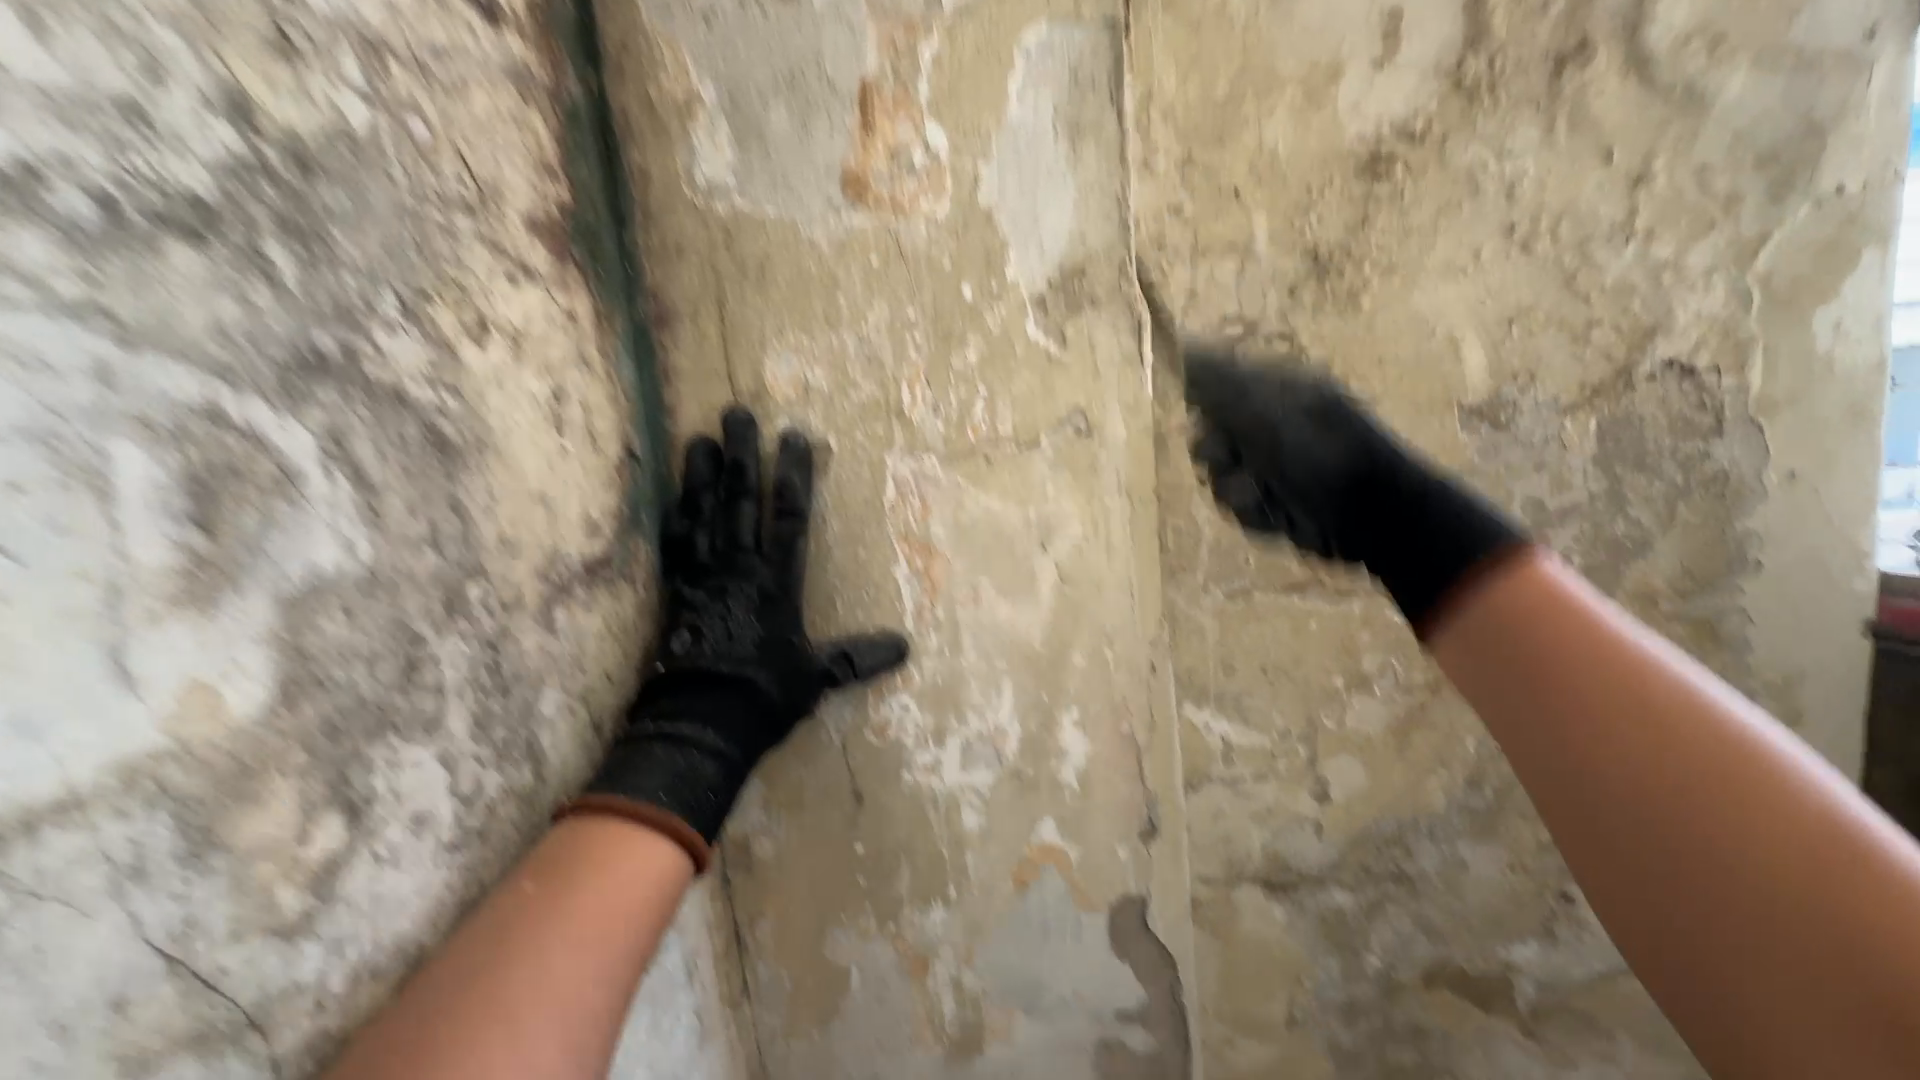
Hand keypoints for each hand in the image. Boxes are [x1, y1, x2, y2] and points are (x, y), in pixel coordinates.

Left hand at [562, 407, 910, 870]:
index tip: (793, 437)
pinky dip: (674, 520)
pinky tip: (672, 494)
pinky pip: (675, 548)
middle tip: (737, 412)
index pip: (788, 517)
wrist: (700, 724)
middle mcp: (740, 570)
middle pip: (741, 502)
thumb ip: (855, 659)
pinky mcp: (676, 595)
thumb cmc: (764, 698)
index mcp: (777, 584)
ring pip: (703, 516)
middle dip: (742, 455)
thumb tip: (904, 648)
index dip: (792, 475)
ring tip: (700, 435)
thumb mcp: (817, 679)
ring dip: (701, 475)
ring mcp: (704, 579)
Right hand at [1183, 352, 1525, 635]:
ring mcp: (1269, 462)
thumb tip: (1178, 341)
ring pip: (1215, 473)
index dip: (1199, 396)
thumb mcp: (1266, 408)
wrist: (1372, 516)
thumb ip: (1218, 381)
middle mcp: (1269, 420)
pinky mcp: (1270, 501)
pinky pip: (1234, 504)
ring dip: (1233, 487)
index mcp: (1275, 385)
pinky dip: (1251, 512)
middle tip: (1232, 456)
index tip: (1197, 411)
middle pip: (1205, 430)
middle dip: (1213, 450)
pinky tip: (1275, 513)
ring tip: (1262, 492)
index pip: (1215, 378)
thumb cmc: (1323, 452)